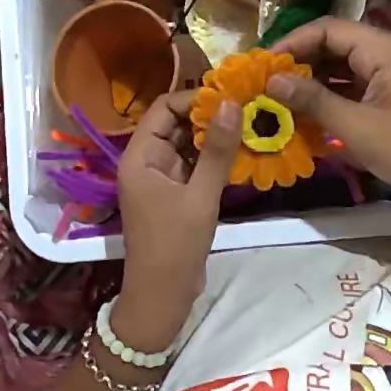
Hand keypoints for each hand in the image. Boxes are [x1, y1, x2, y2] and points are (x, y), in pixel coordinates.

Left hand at [113, 90, 240, 348]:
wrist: (162, 295)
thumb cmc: (176, 244)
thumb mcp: (201, 195)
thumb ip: (217, 150)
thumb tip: (232, 104)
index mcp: (140, 156)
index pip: (164, 109)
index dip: (194, 97)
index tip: (231, 95)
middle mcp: (147, 161)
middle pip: (176, 124)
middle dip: (209, 115)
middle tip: (248, 108)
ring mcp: (161, 179)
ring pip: (187, 144)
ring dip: (215, 137)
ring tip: (250, 126)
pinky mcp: (175, 194)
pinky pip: (193, 165)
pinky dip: (214, 158)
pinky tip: (241, 153)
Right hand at [267, 18, 390, 215]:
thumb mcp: (357, 128)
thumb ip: (313, 101)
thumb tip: (272, 81)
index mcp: (388, 50)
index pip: (330, 29)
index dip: (293, 43)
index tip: (263, 66)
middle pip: (338, 46)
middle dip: (302, 64)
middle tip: (268, 86)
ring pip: (346, 69)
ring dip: (315, 83)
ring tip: (281, 102)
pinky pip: (358, 89)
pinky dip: (333, 99)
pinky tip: (310, 116)